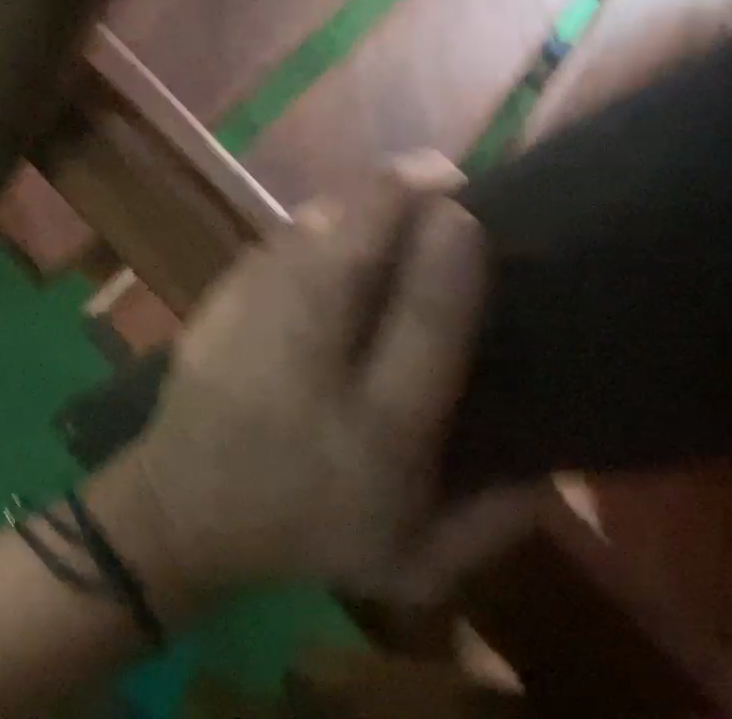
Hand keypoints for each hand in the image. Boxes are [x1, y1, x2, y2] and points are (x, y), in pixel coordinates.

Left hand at [95, 155, 534, 613]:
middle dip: (392, 205)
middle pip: (349, 265)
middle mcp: (308, 372)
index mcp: (371, 434)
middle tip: (439, 169)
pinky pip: (266, 254)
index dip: (448, 267)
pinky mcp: (210, 315)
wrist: (180, 515)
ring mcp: (248, 336)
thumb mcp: (410, 563)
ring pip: (303, 246)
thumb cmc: (304, 534)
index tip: (467, 216)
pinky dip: (304, 229)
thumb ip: (487, 524)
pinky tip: (330, 220)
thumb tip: (551, 468)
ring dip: (350, 206)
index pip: (421, 334)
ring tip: (393, 185)